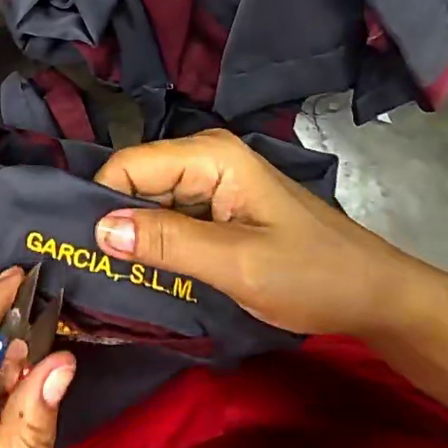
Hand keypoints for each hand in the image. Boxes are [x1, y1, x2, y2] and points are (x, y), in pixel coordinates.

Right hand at [90, 129, 433, 335]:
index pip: (130, 165)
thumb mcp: (237, 263)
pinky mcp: (219, 211)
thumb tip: (100, 227)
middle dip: (113, 224)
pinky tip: (146, 278)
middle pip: (136, 182)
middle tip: (88, 277)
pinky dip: (156, 247)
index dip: (101, 206)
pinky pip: (172, 221)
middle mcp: (208, 159)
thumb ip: (169, 243)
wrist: (367, 291)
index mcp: (213, 156)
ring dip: (132, 240)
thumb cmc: (311, 273)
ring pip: (150, 204)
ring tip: (110, 284)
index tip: (80, 256)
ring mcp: (214, 185)